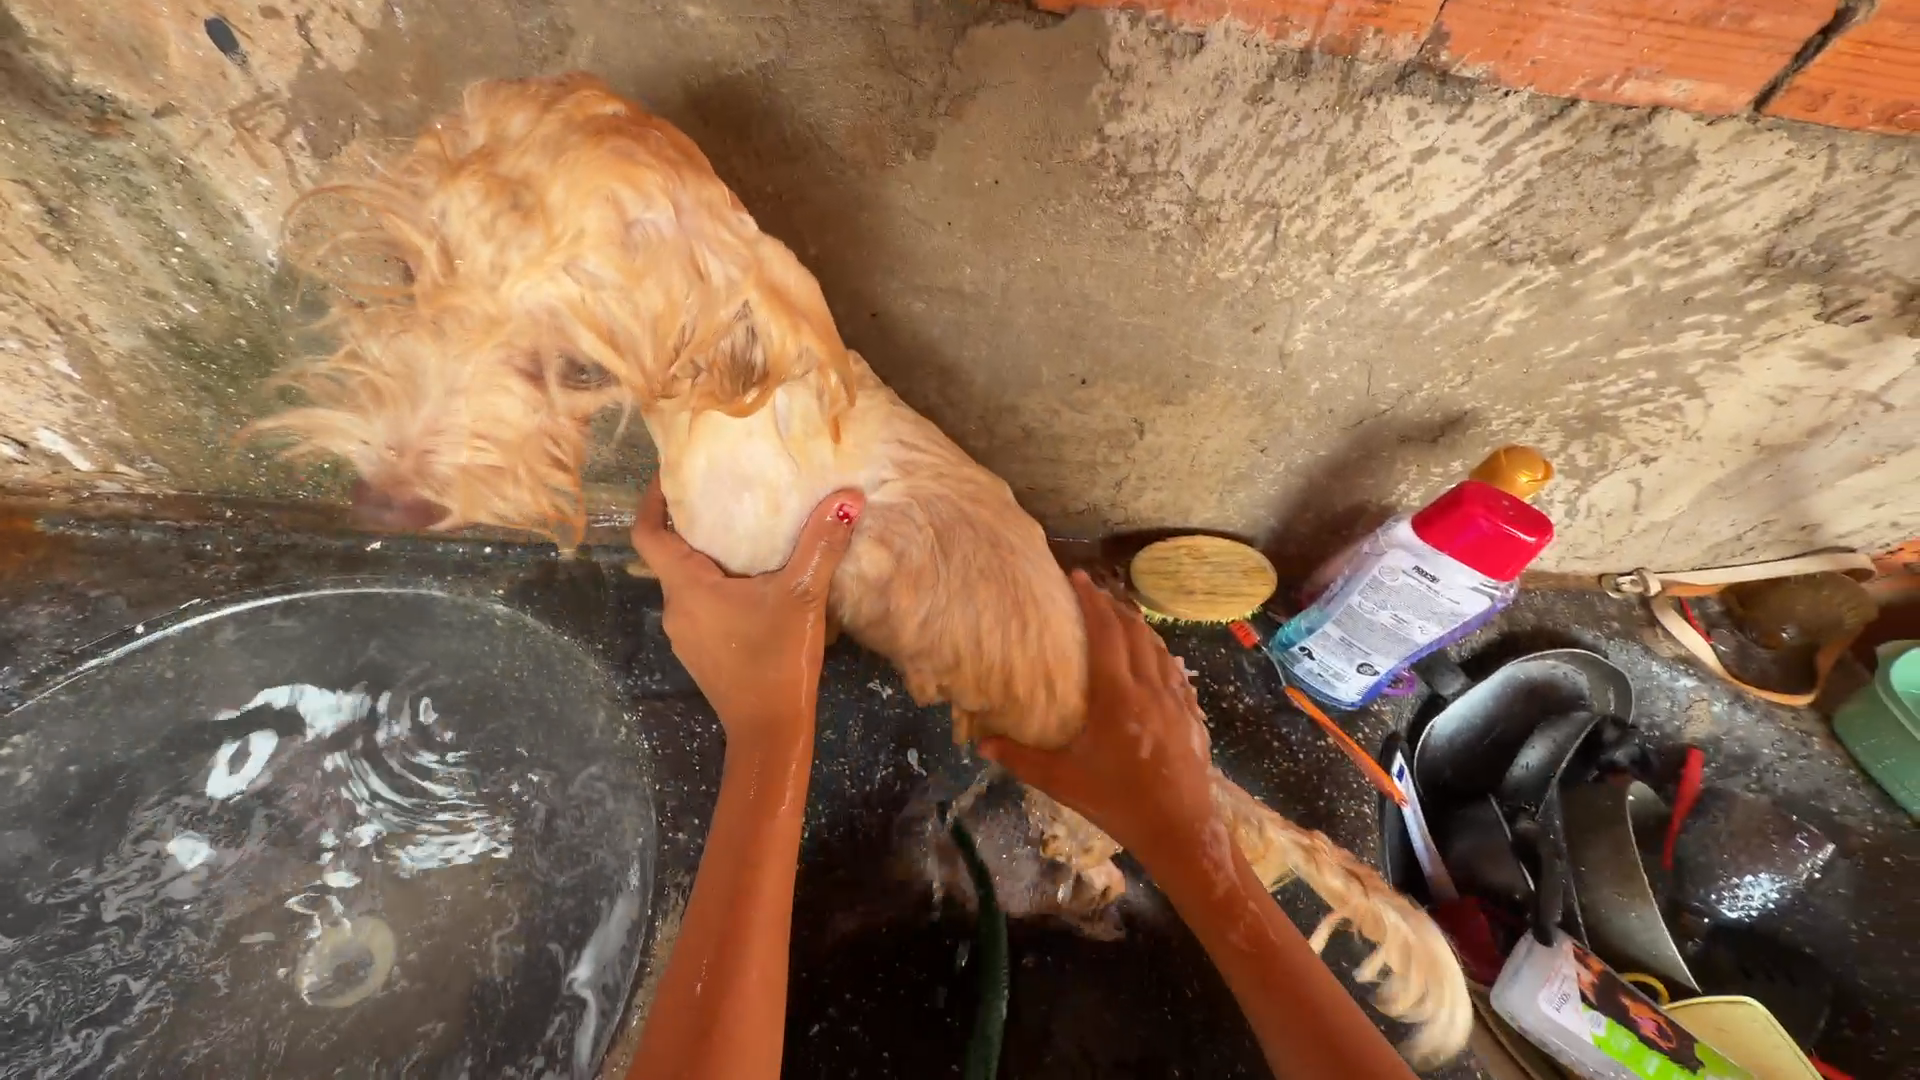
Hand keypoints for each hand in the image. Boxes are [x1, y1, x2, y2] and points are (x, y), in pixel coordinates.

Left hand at [631, 476, 864, 751]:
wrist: (770, 730)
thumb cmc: (778, 658)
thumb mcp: (804, 595)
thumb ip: (823, 544)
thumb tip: (849, 497)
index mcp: (688, 587)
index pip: (647, 533)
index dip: (651, 500)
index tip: (670, 474)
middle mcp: (675, 608)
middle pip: (668, 556)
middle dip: (690, 526)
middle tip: (725, 497)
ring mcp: (685, 635)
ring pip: (686, 583)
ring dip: (706, 559)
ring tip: (743, 535)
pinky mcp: (701, 653)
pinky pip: (699, 606)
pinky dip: (715, 586)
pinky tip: (752, 585)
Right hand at [979, 571, 1218, 860]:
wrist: (1181, 831)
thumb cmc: (1118, 804)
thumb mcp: (1062, 782)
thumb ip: (1020, 759)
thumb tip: (981, 744)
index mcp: (1117, 696)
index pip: (1105, 632)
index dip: (1091, 600)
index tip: (1077, 577)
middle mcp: (1150, 688)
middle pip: (1134, 631)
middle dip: (1113, 605)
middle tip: (1093, 591)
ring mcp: (1176, 700)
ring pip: (1159, 647)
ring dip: (1138, 626)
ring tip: (1120, 617)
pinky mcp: (1191, 715)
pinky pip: (1175, 671)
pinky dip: (1159, 653)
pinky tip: (1154, 659)